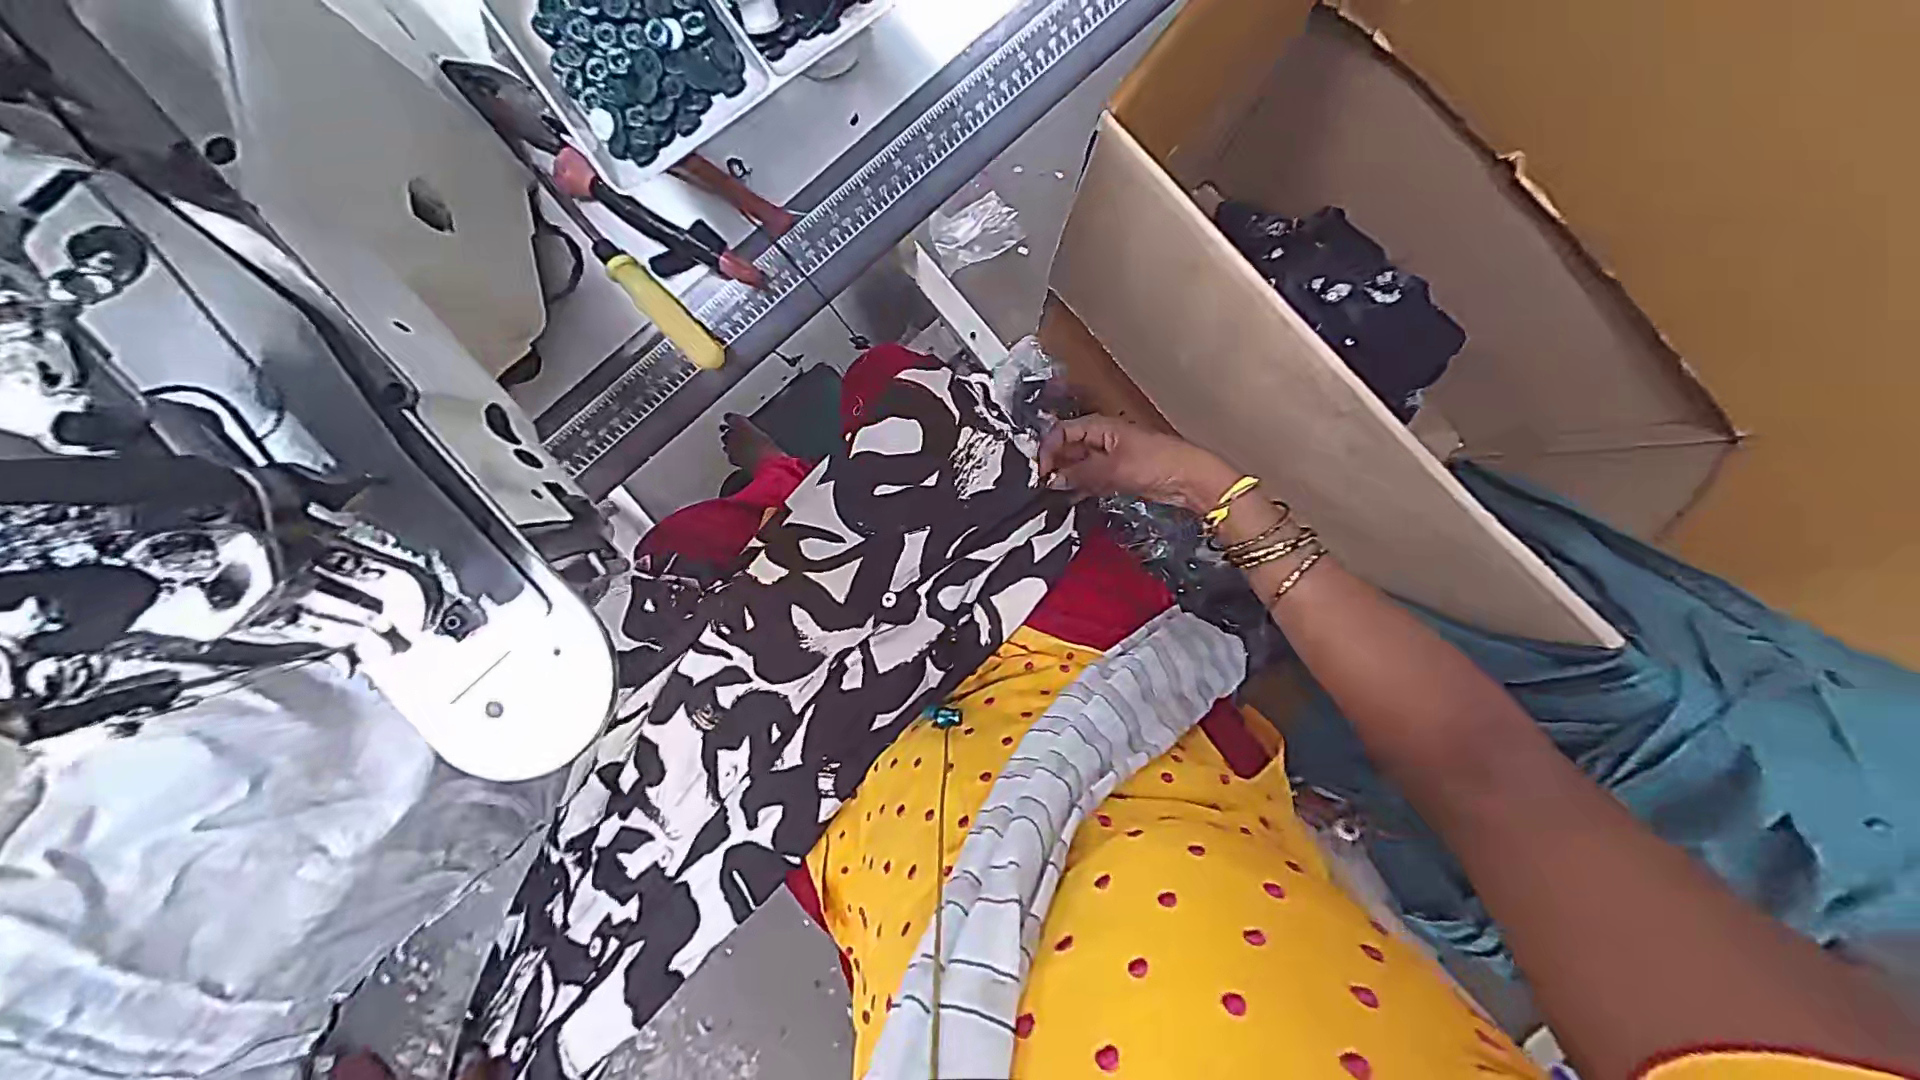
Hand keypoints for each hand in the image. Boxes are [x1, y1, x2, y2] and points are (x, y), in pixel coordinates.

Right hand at [1038, 416, 1240, 511]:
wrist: (1189, 480)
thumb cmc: (1155, 463)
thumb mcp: (1113, 468)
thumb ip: (1081, 473)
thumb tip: (1054, 480)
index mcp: (1099, 427)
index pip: (1062, 432)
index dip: (1048, 449)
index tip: (1041, 472)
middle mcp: (1099, 440)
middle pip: (1067, 448)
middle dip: (1054, 465)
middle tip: (1042, 487)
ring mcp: (1107, 458)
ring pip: (1076, 465)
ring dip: (1065, 478)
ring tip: (1052, 495)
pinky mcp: (1114, 475)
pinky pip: (1088, 479)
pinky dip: (1078, 487)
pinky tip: (1069, 498)